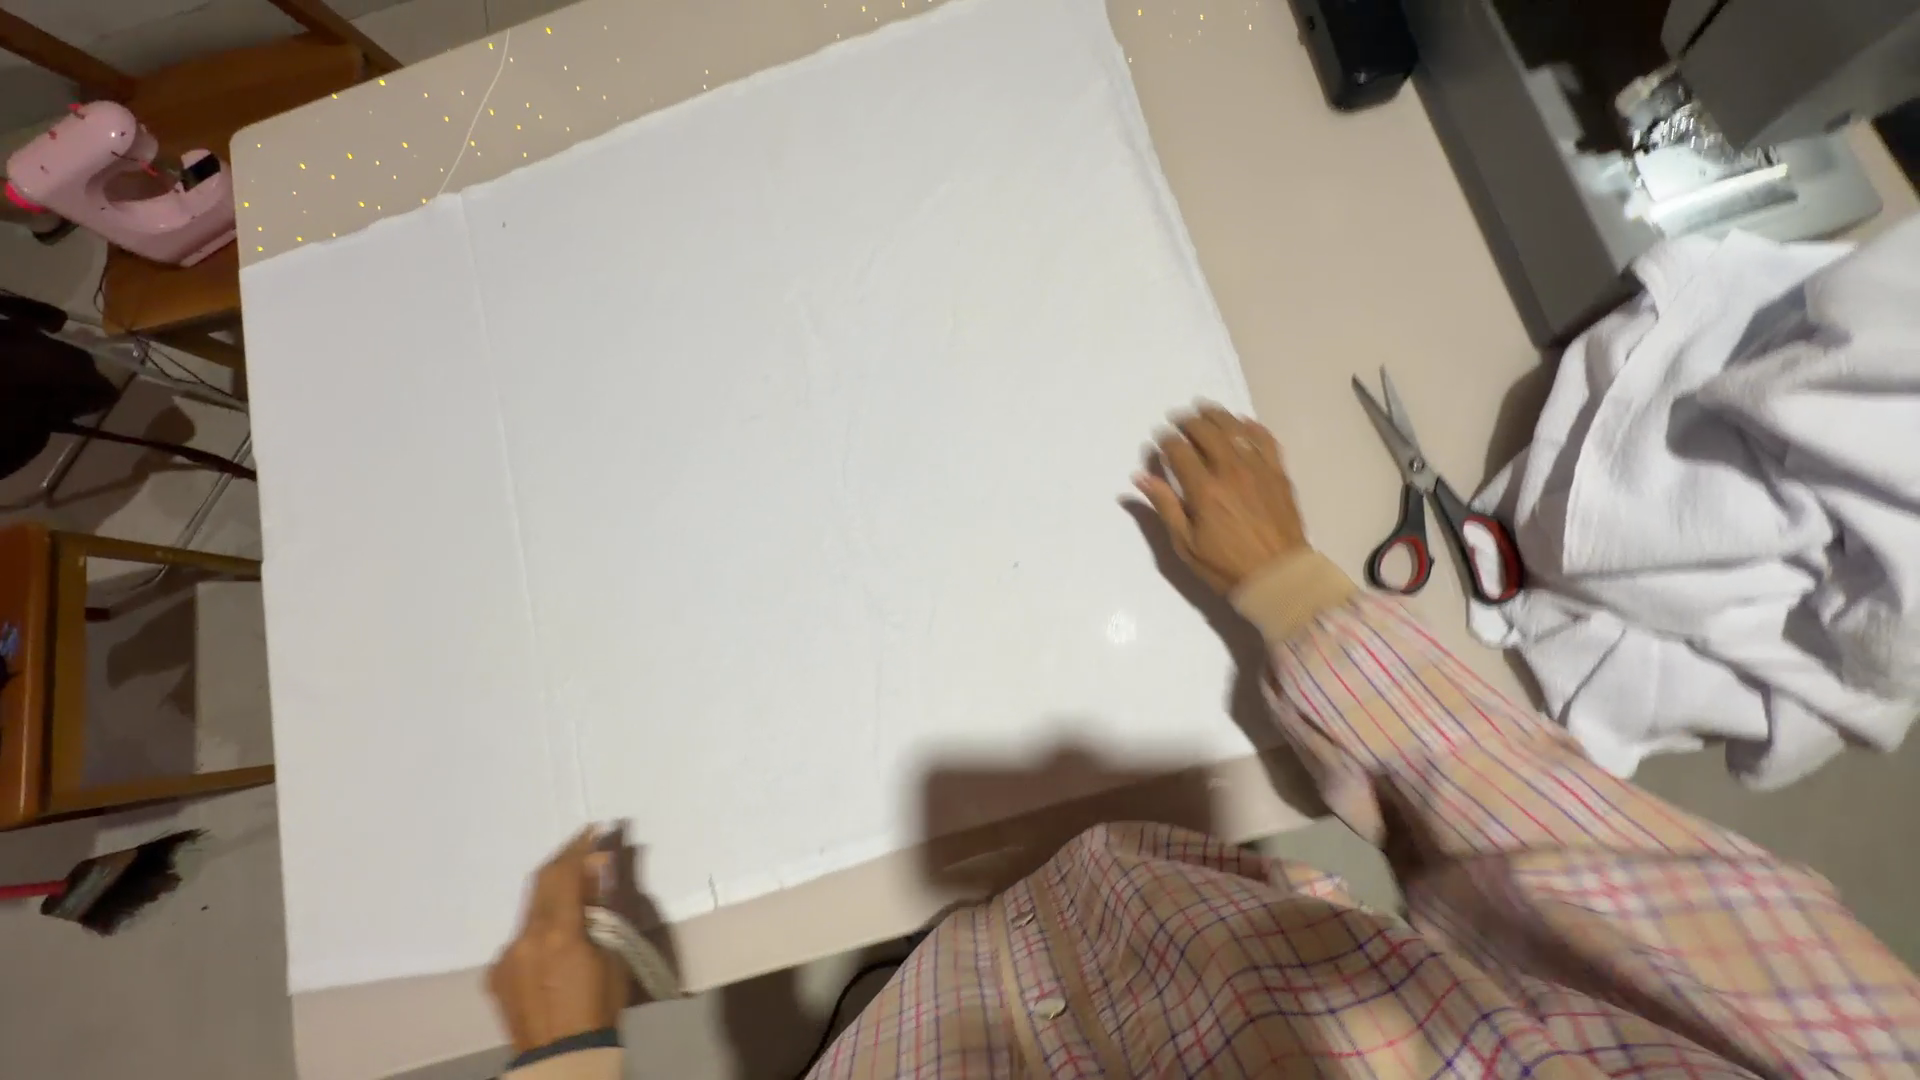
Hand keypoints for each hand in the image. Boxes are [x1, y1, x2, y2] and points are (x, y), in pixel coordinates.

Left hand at [489, 829, 622, 1054]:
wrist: (561, 1058)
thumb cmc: (600, 1004)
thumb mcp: (614, 952)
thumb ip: (602, 908)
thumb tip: (599, 866)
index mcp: (558, 932)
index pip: (565, 873)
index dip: (580, 846)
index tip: (595, 828)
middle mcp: (524, 938)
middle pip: (542, 882)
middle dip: (564, 859)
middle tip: (586, 844)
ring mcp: (506, 957)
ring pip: (531, 910)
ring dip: (553, 893)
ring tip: (577, 890)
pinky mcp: (496, 975)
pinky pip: (522, 938)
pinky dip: (542, 925)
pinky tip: (557, 938)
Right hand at [1135, 404, 1308, 592]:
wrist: (1279, 577)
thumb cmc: (1225, 565)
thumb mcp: (1185, 543)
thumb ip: (1164, 506)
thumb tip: (1139, 477)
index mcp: (1204, 490)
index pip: (1179, 451)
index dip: (1166, 441)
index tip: (1160, 440)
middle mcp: (1230, 471)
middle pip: (1206, 432)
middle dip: (1188, 423)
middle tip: (1179, 421)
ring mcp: (1258, 469)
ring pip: (1235, 429)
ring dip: (1217, 416)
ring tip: (1205, 411)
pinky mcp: (1278, 473)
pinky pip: (1265, 440)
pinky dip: (1251, 427)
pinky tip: (1242, 423)